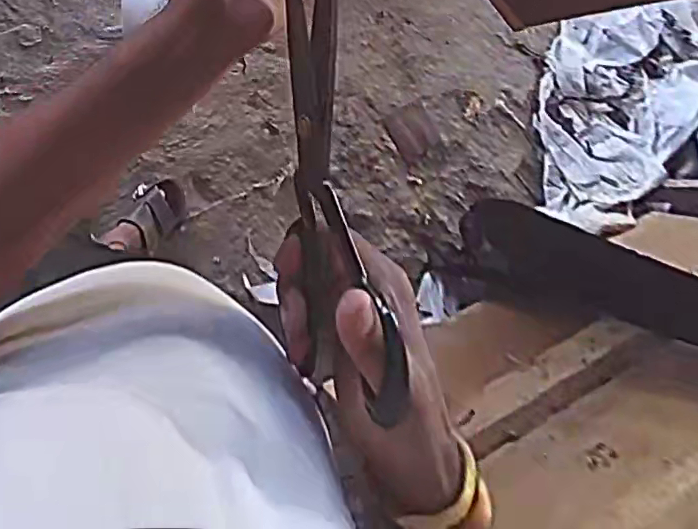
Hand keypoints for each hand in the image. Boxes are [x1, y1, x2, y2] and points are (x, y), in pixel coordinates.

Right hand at [276, 230, 464, 516]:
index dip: (305, 247)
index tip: (288, 275)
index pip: (336, 237)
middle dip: (294, 285)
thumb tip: (353, 297)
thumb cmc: (409, 425)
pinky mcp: (340, 322)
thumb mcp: (391, 386)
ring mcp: (354, 303)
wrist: (410, 461)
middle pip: (313, 254)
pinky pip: (304, 303)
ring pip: (304, 278)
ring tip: (303, 345)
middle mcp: (370, 286)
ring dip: (292, 308)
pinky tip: (304, 351)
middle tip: (297, 323)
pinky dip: (295, 323)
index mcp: (386, 287)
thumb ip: (372, 342)